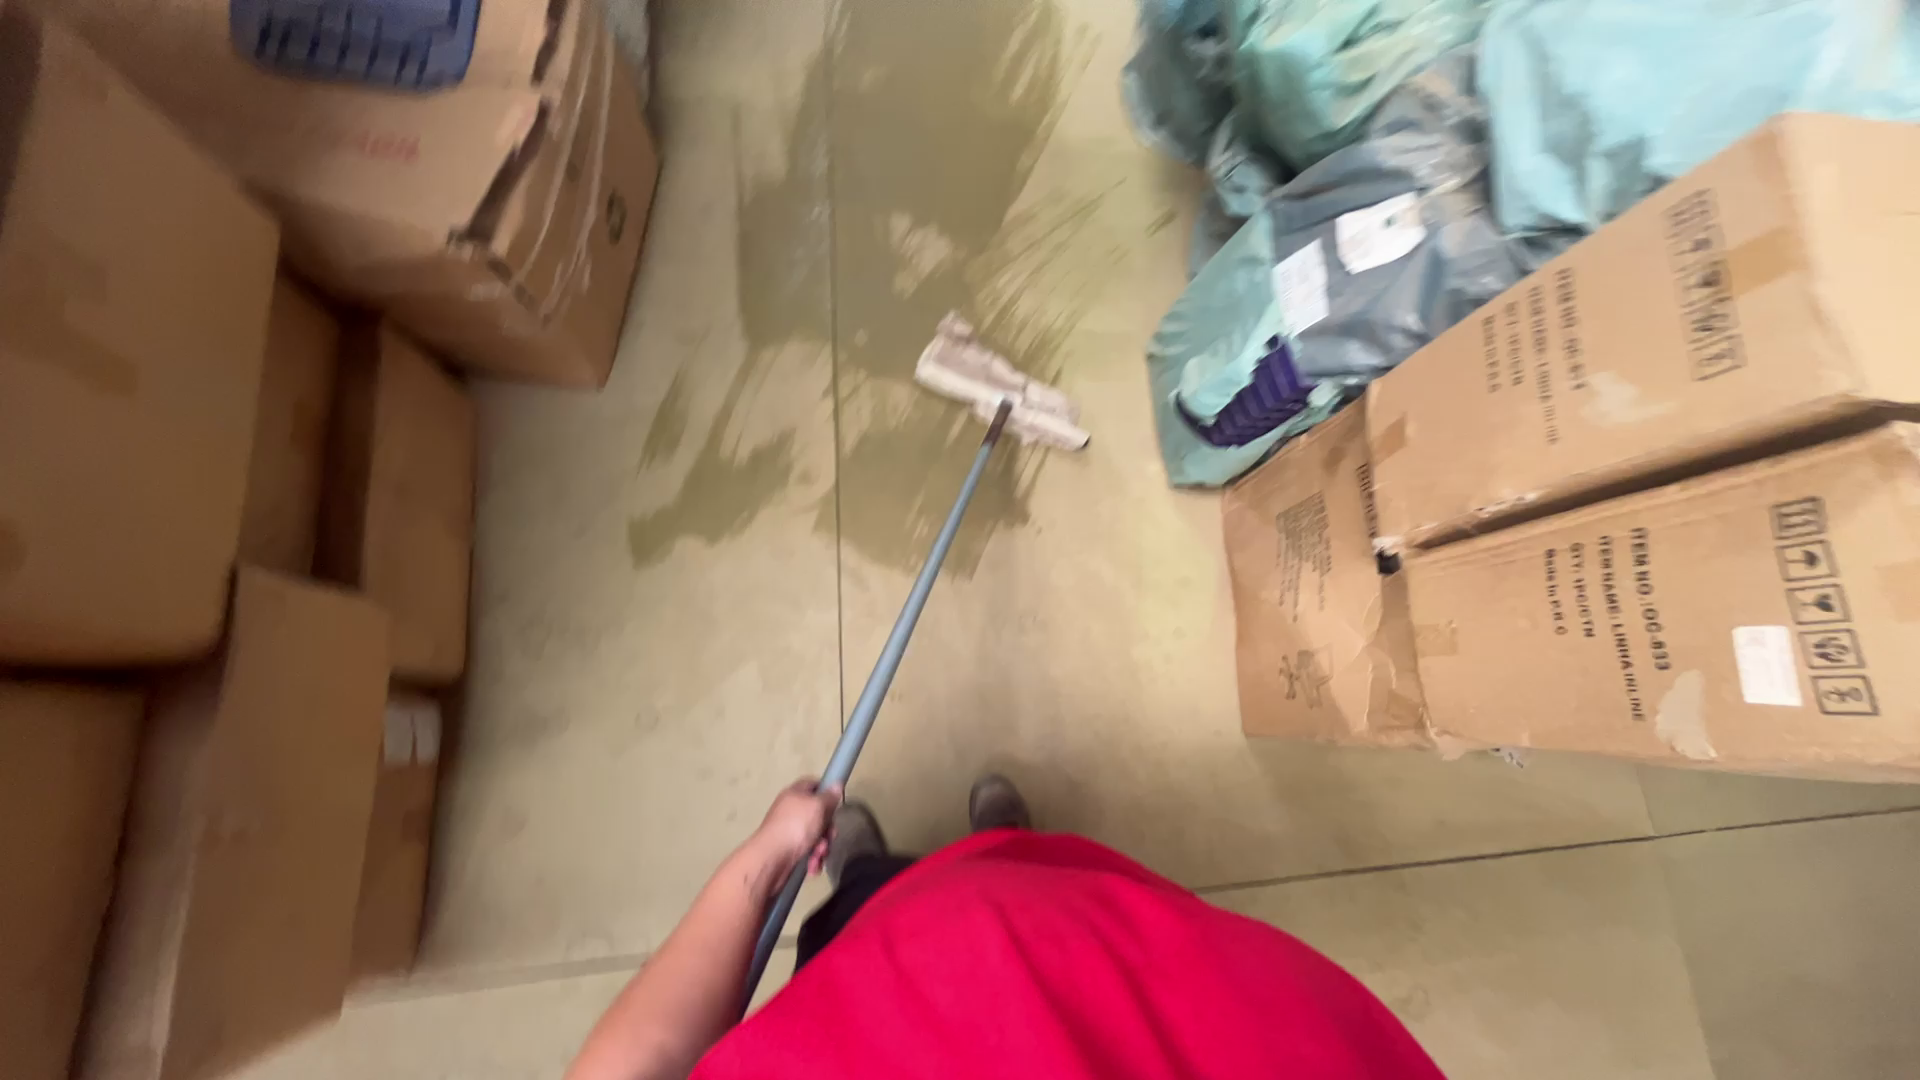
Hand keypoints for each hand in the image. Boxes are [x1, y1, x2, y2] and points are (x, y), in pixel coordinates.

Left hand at [743, 778, 840, 883]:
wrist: (771, 859)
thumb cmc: (796, 826)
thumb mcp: (818, 806)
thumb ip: (830, 796)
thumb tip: (836, 784)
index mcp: (795, 794)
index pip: (814, 785)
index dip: (827, 792)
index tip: (836, 804)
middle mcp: (791, 810)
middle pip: (818, 814)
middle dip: (827, 829)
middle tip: (829, 837)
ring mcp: (788, 830)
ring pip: (815, 835)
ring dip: (821, 847)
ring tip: (818, 856)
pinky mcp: (787, 849)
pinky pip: (807, 850)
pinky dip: (812, 858)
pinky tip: (812, 866)